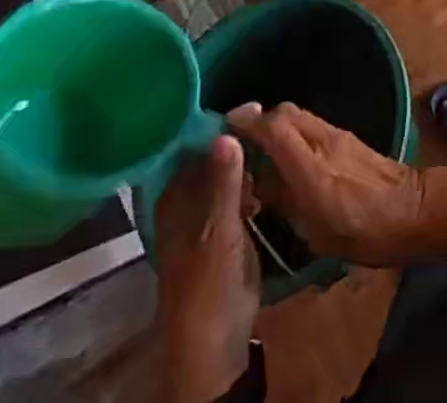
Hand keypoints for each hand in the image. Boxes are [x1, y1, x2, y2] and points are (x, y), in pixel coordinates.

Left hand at [154, 134, 258, 402]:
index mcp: (173, 197)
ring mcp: (204, 217)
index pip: (192, 148)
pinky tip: (267, 187)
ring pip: (224, 178)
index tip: (252, 109)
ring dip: (245, 167)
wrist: (215, 338)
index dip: (219, 127)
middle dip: (236, 145)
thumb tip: (227, 133)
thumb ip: (224, 182)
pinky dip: (249, 189)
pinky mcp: (223, 232)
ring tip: (273, 152)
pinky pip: (235, 198)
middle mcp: (184, 201)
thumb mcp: (219, 229)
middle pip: (209, 160)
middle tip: (269, 128)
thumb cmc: (208, 280)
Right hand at [228, 102, 424, 266]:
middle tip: (240, 140)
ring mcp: (337, 136)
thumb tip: (258, 184)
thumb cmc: (362, 233)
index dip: (247, 123)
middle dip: (258, 119)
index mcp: (312, 169)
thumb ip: (284, 201)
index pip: (274, 128)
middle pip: (284, 112)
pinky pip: (311, 125)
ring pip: (298, 115)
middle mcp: (323, 143)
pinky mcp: (347, 137)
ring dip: (276, 124)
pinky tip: (288, 154)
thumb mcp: (314, 231)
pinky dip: (293, 131)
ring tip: (260, 148)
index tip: (224, 129)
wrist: (412, 212)